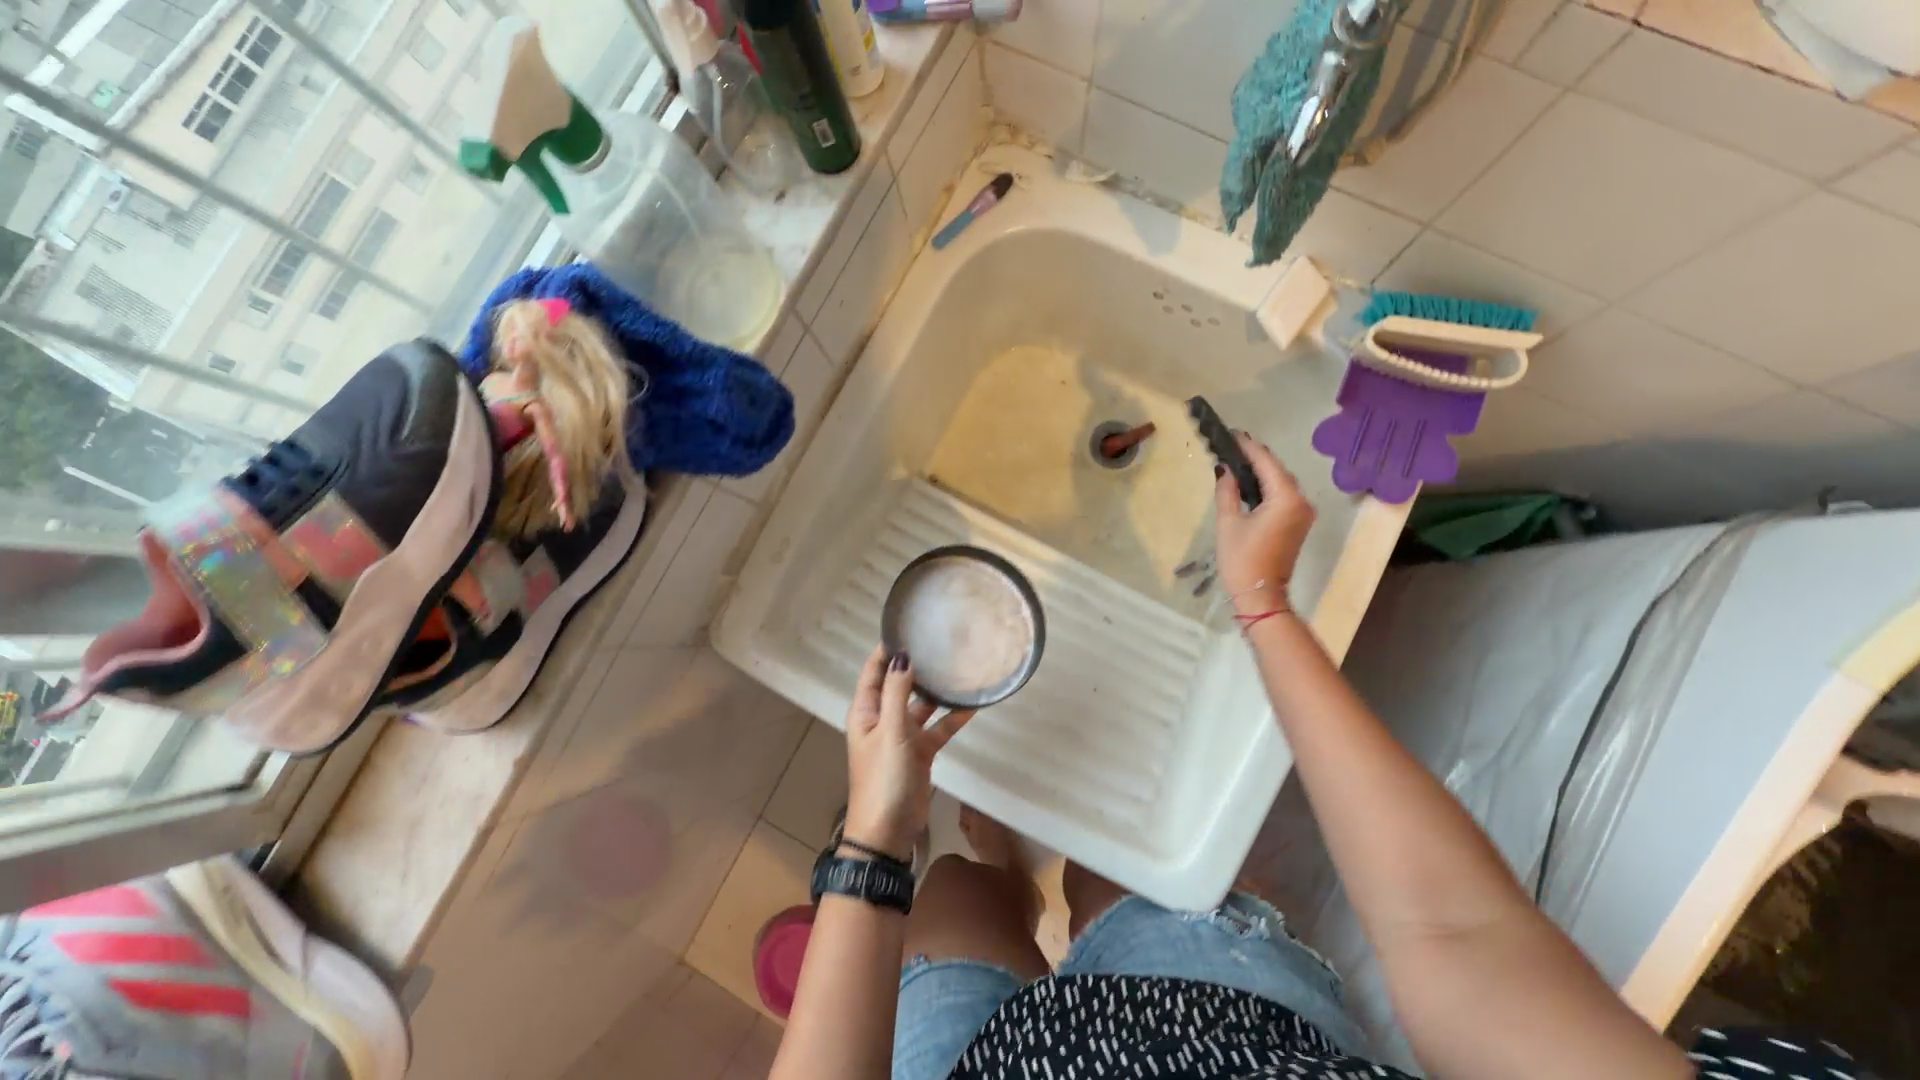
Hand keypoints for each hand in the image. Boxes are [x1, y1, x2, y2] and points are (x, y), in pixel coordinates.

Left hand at [843, 646, 974, 859]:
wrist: (889, 831)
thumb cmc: (884, 779)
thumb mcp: (890, 732)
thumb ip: (896, 694)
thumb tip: (902, 657)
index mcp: (865, 712)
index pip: (873, 672)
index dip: (886, 650)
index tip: (906, 627)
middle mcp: (882, 720)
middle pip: (898, 685)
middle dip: (916, 667)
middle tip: (941, 642)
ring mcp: (902, 737)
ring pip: (921, 706)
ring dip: (937, 692)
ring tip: (959, 667)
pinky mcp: (920, 753)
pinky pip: (938, 729)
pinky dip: (952, 719)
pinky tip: (973, 705)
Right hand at [1214, 432, 1315, 615]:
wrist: (1261, 596)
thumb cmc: (1242, 559)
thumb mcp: (1228, 522)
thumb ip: (1228, 490)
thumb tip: (1224, 468)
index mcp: (1285, 497)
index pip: (1266, 462)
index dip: (1248, 446)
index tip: (1232, 432)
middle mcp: (1301, 500)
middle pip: (1278, 470)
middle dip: (1256, 457)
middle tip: (1232, 444)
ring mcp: (1303, 513)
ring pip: (1282, 482)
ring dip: (1262, 471)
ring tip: (1238, 459)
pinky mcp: (1299, 523)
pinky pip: (1284, 495)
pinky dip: (1268, 486)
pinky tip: (1250, 482)